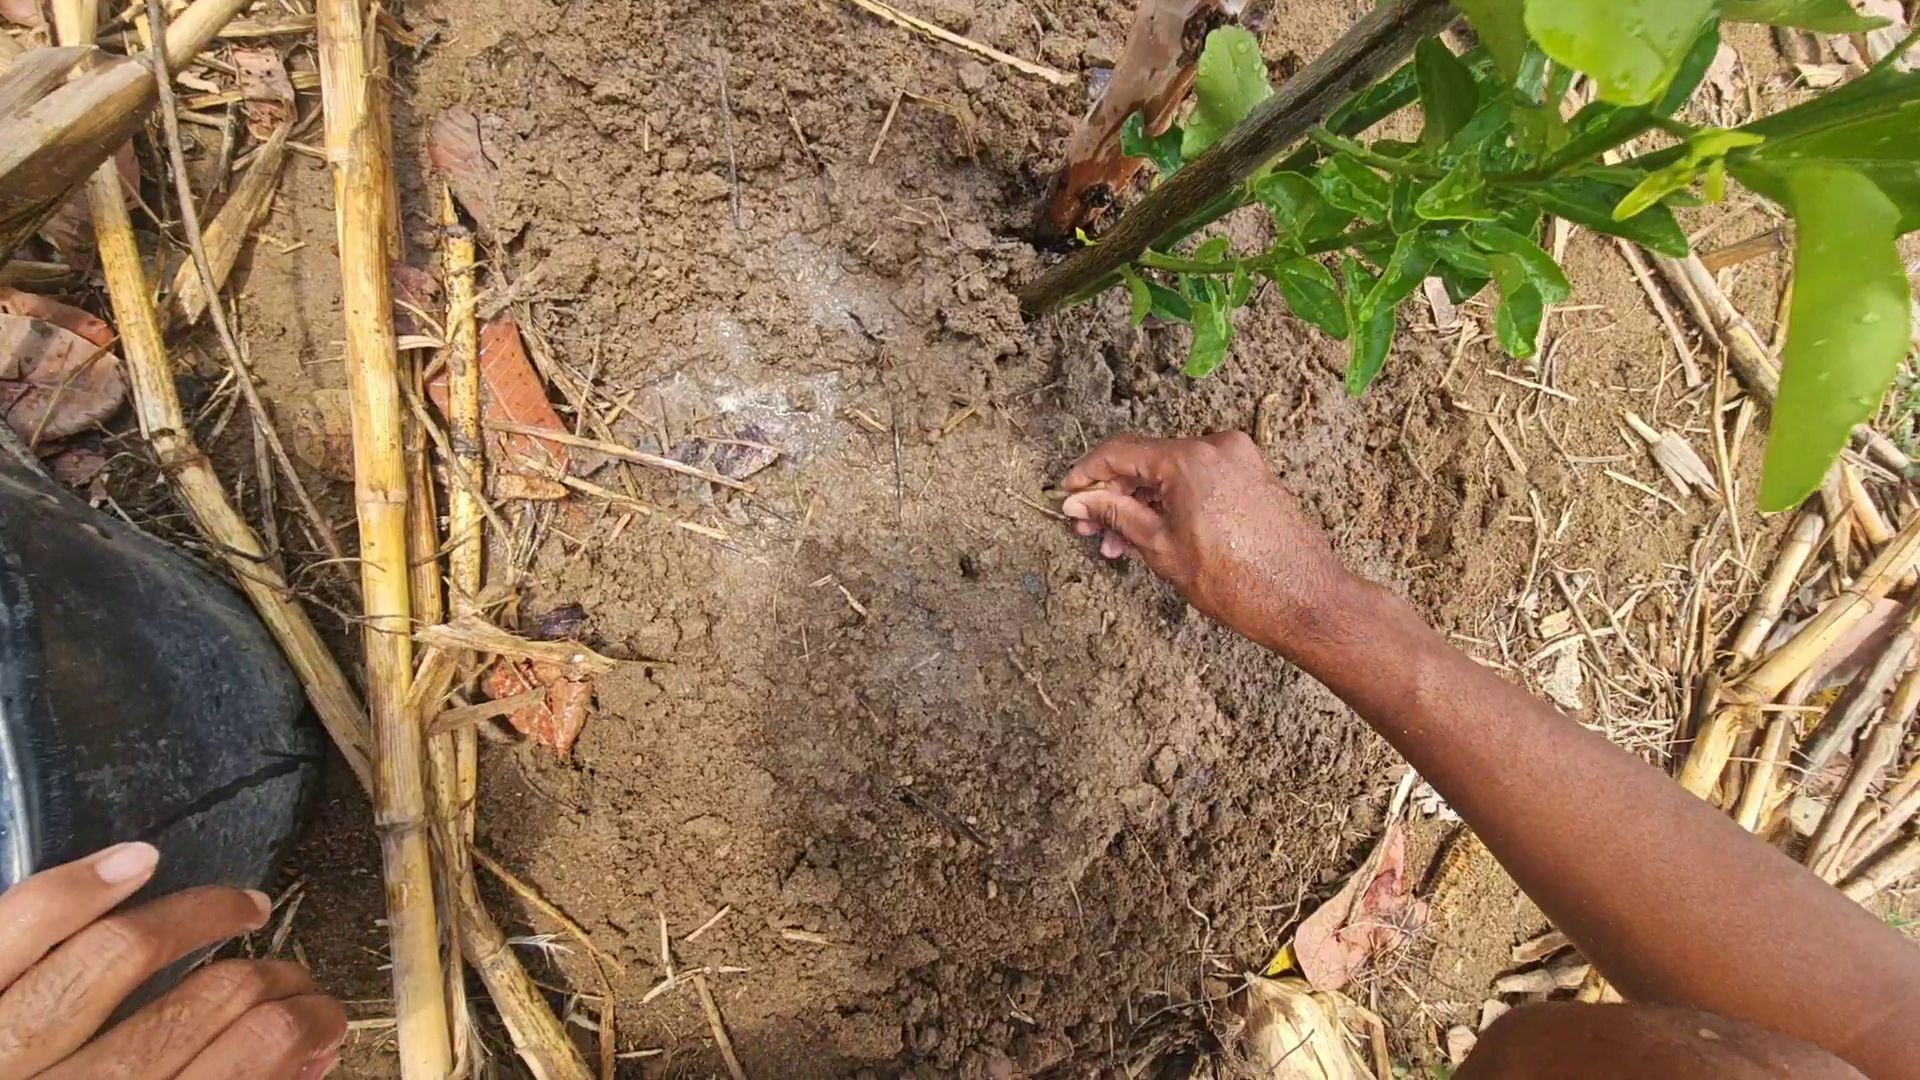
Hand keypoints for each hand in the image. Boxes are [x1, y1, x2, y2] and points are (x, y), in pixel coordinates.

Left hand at [0, 843, 346, 1079]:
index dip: (313, 1024)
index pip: (259, 1049)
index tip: (324, 1027)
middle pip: (213, 995)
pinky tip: (138, 862)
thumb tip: (309, 1063)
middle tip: (288, 982)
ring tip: (243, 909)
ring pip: (124, 950)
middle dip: (277, 978)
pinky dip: (73, 890)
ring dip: (208, 913)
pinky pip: (3, 937)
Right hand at [1060, 431, 1352, 653]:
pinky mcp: (1251, 476)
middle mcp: (1216, 448)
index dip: (1086, 474)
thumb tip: (1077, 502)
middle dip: (1112, 496)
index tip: (1067, 495)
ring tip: (1118, 544)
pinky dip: (1170, 503)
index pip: (1120, 453)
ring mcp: (1238, 460)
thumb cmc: (1237, 581)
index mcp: (1190, 459)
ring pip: (1170, 474)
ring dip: (1140, 504)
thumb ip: (1115, 515)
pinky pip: (1196, 481)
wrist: (1305, 602)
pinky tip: (1151, 534)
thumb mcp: (1160, 548)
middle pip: (1145, 462)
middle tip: (1089, 528)